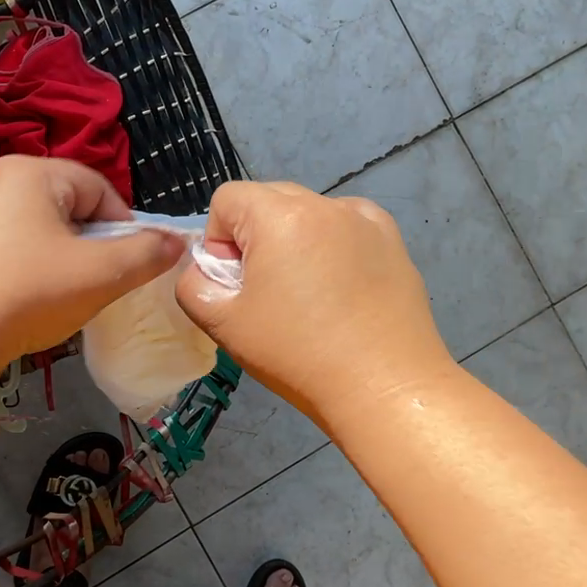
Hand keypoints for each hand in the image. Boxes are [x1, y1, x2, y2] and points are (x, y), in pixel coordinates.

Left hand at [0, 157, 183, 369]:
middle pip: (61, 203)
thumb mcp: (99, 275)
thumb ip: (145, 254)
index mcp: (29, 171)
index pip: (97, 188)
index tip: (124, 266)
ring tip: (50, 294)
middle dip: (84, 241)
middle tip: (88, 283)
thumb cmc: (27, 295)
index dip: (122, 227)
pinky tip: (13, 297)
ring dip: (50, 253)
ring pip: (28, 224)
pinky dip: (13, 264)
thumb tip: (175, 241)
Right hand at [174, 181, 454, 423]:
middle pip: (267, 200)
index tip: (237, 285)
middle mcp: (325, 204)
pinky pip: (344, 229)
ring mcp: (365, 219)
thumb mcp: (222, 324)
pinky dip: (332, 248)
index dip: (218, 241)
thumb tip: (208, 269)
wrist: (384, 387)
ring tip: (308, 296)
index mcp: (280, 215)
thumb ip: (193, 284)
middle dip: (254, 238)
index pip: (227, 199)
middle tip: (268, 293)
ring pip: (306, 215)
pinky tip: (341, 291)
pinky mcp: (393, 240)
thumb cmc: (298, 354)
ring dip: (293, 241)